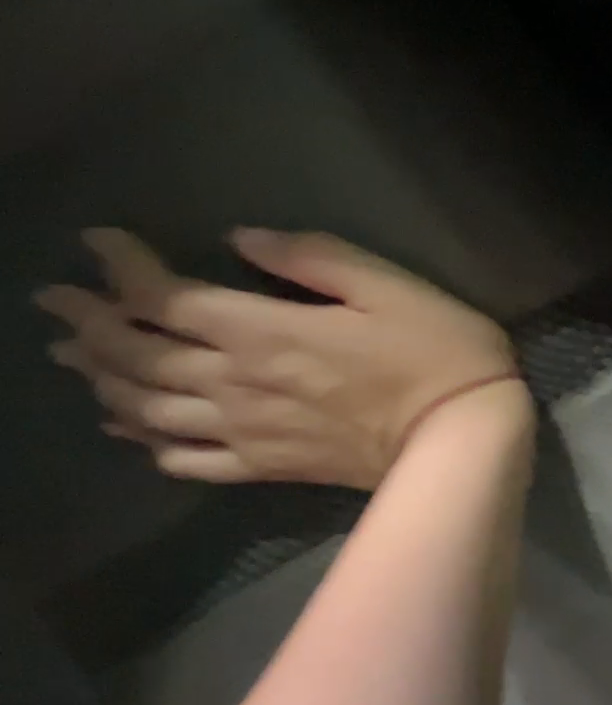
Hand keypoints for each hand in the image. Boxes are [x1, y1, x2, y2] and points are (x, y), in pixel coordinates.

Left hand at [36, 228, 523, 489]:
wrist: (460, 434)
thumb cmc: (438, 350)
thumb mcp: (394, 288)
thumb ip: (318, 259)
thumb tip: (244, 238)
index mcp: (265, 333)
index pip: (166, 298)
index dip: (123, 268)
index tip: (99, 241)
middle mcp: (233, 383)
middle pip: (136, 354)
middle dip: (89, 322)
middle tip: (58, 301)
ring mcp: (242, 431)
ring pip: (142, 407)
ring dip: (100, 377)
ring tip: (78, 357)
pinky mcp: (262, 466)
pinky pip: (181, 458)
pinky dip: (143, 441)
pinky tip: (133, 429)